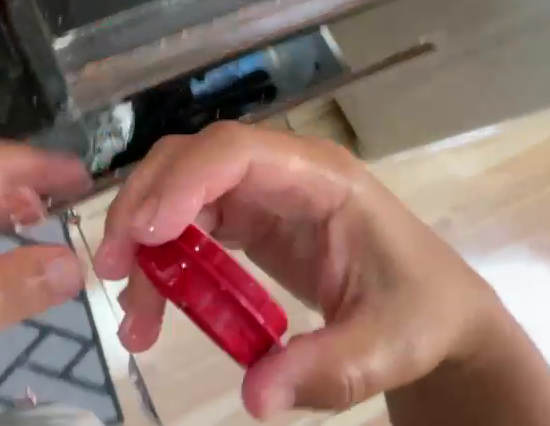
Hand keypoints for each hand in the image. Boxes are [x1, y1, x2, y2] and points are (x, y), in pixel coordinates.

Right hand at [95, 122, 511, 417]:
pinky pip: (185, 225)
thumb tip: (255, 399)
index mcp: (317, 174)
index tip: (144, 233)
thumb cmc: (423, 311)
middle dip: (142, 205)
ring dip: (142, 240)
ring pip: (175, 190)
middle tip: (113, 267)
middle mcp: (275, 169)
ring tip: (132, 313)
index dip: (184, 182)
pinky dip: (161, 262)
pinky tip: (151, 307)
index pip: (234, 151)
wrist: (437, 311)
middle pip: (188, 161)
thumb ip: (329, 370)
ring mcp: (255, 191)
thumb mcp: (390, 345)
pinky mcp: (242, 218)